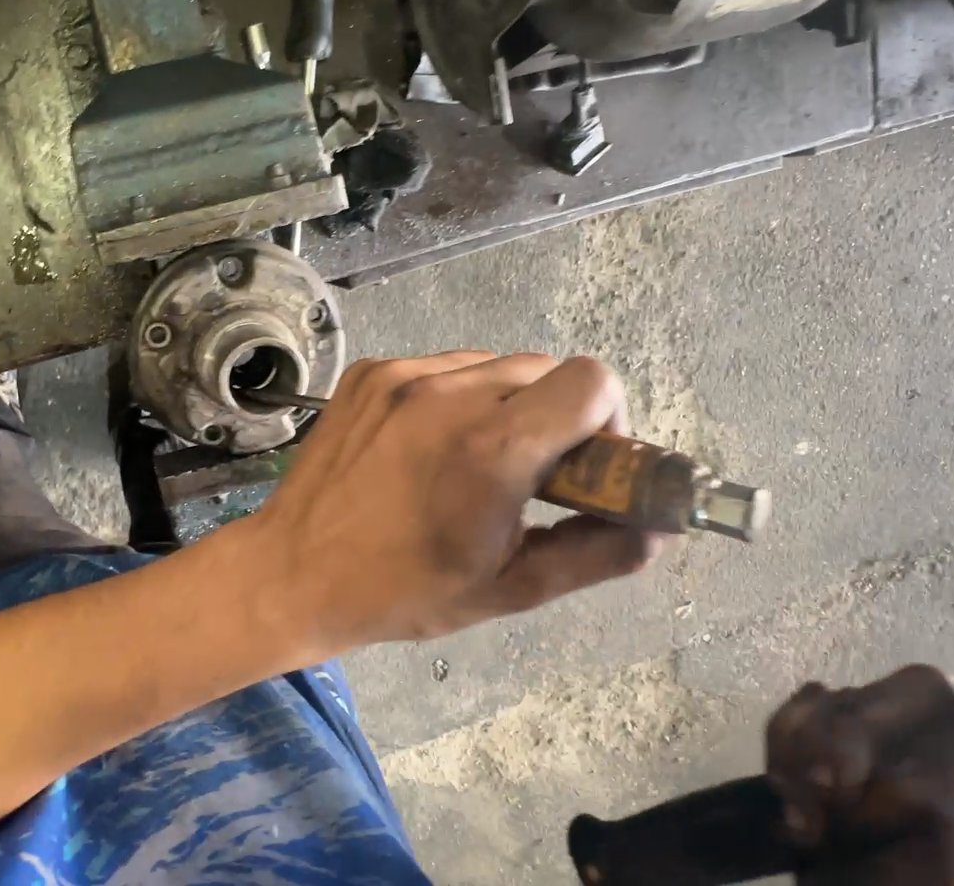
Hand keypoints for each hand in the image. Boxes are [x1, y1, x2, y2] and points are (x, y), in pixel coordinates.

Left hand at [252, 352, 662, 649]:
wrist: (294, 569)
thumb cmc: (402, 589)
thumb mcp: (510, 587)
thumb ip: (597, 551)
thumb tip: (658, 526)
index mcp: (491, 448)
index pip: (591, 381)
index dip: (607, 420)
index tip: (586, 464)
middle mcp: (446, 394)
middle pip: (545, 370)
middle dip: (556, 416)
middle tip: (532, 471)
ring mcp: (399, 375)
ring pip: (492, 365)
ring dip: (503, 404)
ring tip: (473, 458)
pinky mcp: (367, 372)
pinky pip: (440, 367)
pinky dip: (453, 397)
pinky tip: (428, 444)